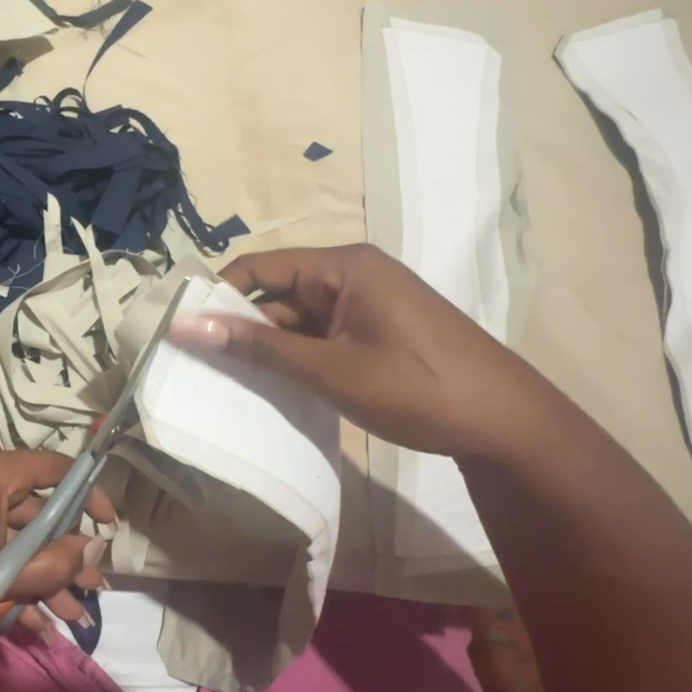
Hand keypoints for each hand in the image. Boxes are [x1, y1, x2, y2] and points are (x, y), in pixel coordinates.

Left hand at [0, 447, 112, 652]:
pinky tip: (33, 616)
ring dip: (41, 573)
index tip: (110, 528)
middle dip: (65, 554)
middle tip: (93, 591)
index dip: (88, 496)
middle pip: (35, 508)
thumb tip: (94, 548)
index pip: (53, 469)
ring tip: (70, 616)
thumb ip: (51, 564)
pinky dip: (8, 572)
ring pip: (12, 533)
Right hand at [167, 244, 561, 463]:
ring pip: (294, 317)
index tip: (182, 329)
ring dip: (267, 345)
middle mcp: (351, 274)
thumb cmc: (418, 388)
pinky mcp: (374, 328)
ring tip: (228, 379)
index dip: (217, 293)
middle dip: (239, 325)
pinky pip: (318, 333)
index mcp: (343, 266)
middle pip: (274, 291)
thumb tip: (186, 324)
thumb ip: (256, 346)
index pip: (259, 266)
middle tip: (198, 363)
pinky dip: (295, 356)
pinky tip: (274, 385)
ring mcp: (365, 302)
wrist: (510, 425)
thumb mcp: (329, 369)